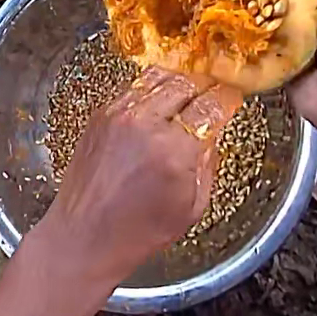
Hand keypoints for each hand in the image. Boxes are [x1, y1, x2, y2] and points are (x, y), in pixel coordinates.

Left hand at [40, 68, 241, 288]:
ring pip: (158, 78)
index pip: (210, 106)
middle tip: (215, 90)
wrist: (83, 236)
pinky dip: (152, 88)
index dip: (227, 97)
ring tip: (190, 89)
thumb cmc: (137, 232)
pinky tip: (160, 99)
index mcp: (174, 151)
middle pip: (186, 83)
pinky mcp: (100, 115)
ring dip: (180, 80)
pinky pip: (134, 88)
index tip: (233, 97)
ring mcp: (119, 116)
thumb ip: (208, 164)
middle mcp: (145, 125)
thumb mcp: (192, 207)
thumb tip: (212, 133)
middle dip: (206, 84)